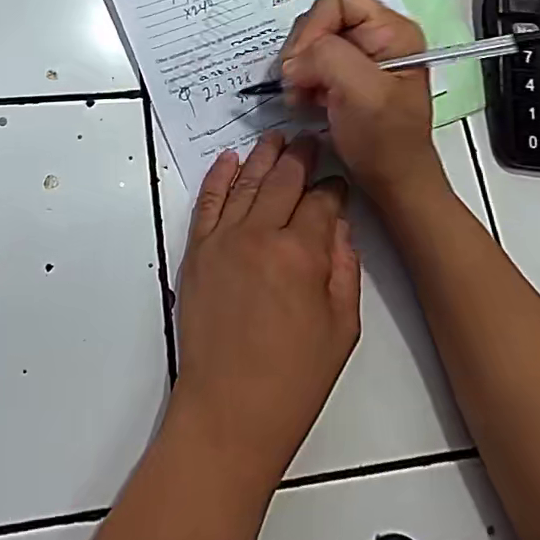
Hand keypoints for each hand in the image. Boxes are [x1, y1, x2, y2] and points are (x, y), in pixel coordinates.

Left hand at [172, 132, 361, 477]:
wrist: (230, 402)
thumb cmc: (294, 375)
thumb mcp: (342, 326)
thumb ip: (343, 268)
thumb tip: (338, 226)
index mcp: (302, 255)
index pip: (322, 203)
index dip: (334, 188)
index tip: (340, 180)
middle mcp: (258, 236)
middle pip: (282, 182)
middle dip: (300, 157)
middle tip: (310, 138)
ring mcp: (222, 239)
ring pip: (245, 184)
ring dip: (262, 157)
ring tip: (276, 137)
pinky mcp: (197, 250)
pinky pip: (207, 202)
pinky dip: (218, 177)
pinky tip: (229, 160)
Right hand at [279, 0, 444, 198]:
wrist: (390, 179)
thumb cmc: (384, 139)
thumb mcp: (362, 92)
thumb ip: (328, 58)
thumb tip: (294, 60)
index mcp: (390, 30)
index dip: (313, 26)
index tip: (305, 64)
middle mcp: (373, 35)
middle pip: (317, 17)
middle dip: (301, 51)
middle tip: (304, 84)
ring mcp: (356, 55)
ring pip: (306, 41)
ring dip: (296, 69)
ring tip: (305, 96)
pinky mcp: (340, 73)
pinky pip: (305, 61)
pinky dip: (297, 81)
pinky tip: (306, 100)